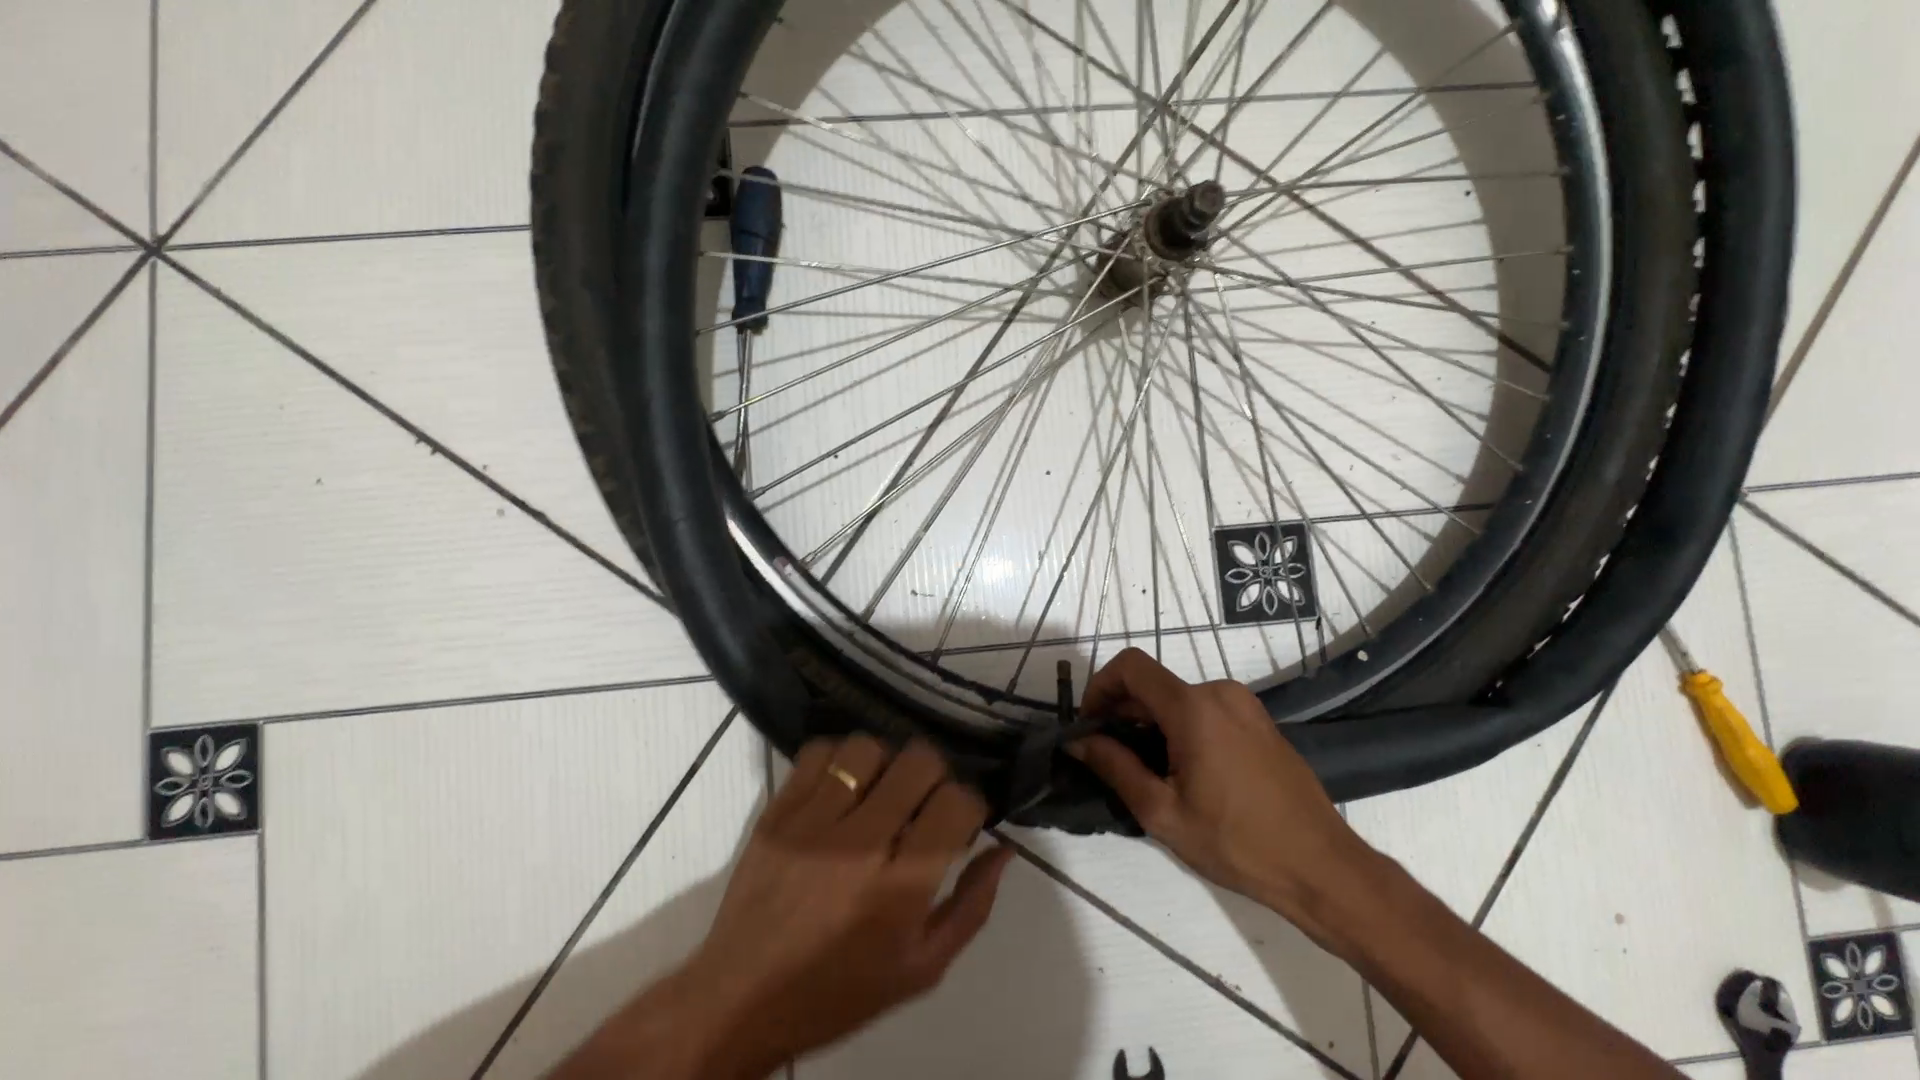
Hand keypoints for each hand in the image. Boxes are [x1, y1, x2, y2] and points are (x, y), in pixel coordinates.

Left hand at [674, 736, 1012, 1075]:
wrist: (742, 998)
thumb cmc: (841, 992)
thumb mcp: (922, 967)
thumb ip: (971, 906)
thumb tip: (1003, 848)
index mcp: (901, 886)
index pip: (957, 802)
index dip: (971, 806)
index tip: (959, 824)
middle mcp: (860, 843)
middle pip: (919, 761)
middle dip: (936, 777)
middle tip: (924, 805)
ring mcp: (811, 822)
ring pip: (868, 748)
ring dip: (887, 764)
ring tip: (881, 793)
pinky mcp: (777, 812)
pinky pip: (817, 753)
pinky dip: (839, 760)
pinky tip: (844, 789)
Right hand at [1068, 649, 1370, 936]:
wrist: (1319, 865)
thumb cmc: (1236, 842)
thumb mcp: (1162, 812)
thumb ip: (1114, 767)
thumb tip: (1078, 741)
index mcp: (1194, 708)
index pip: (1130, 666)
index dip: (1099, 688)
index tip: (1090, 727)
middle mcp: (1220, 693)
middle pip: (1153, 684)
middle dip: (1122, 713)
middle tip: (1108, 759)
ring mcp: (1245, 706)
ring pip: (1178, 700)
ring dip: (1151, 724)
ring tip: (1144, 772)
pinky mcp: (1260, 723)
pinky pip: (1206, 712)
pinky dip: (1180, 729)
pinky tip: (1182, 773)